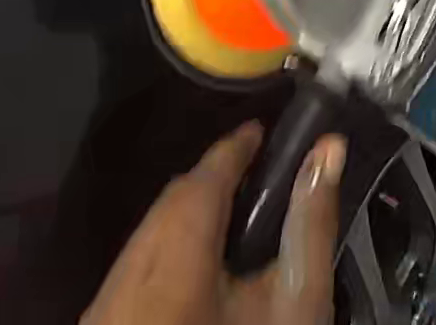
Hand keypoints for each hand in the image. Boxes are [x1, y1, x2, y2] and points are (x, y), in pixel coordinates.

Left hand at [83, 123, 346, 324]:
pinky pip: (135, 269)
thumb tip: (330, 147)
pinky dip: (169, 248)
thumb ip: (312, 220)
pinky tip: (200, 266)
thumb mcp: (295, 302)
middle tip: (257, 167)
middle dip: (212, 178)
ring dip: (189, 212)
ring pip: (147, 237)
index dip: (232, 149)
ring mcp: (105, 314)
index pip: (201, 181)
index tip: (261, 129)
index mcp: (175, 264)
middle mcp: (127, 282)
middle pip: (169, 204)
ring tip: (235, 206)